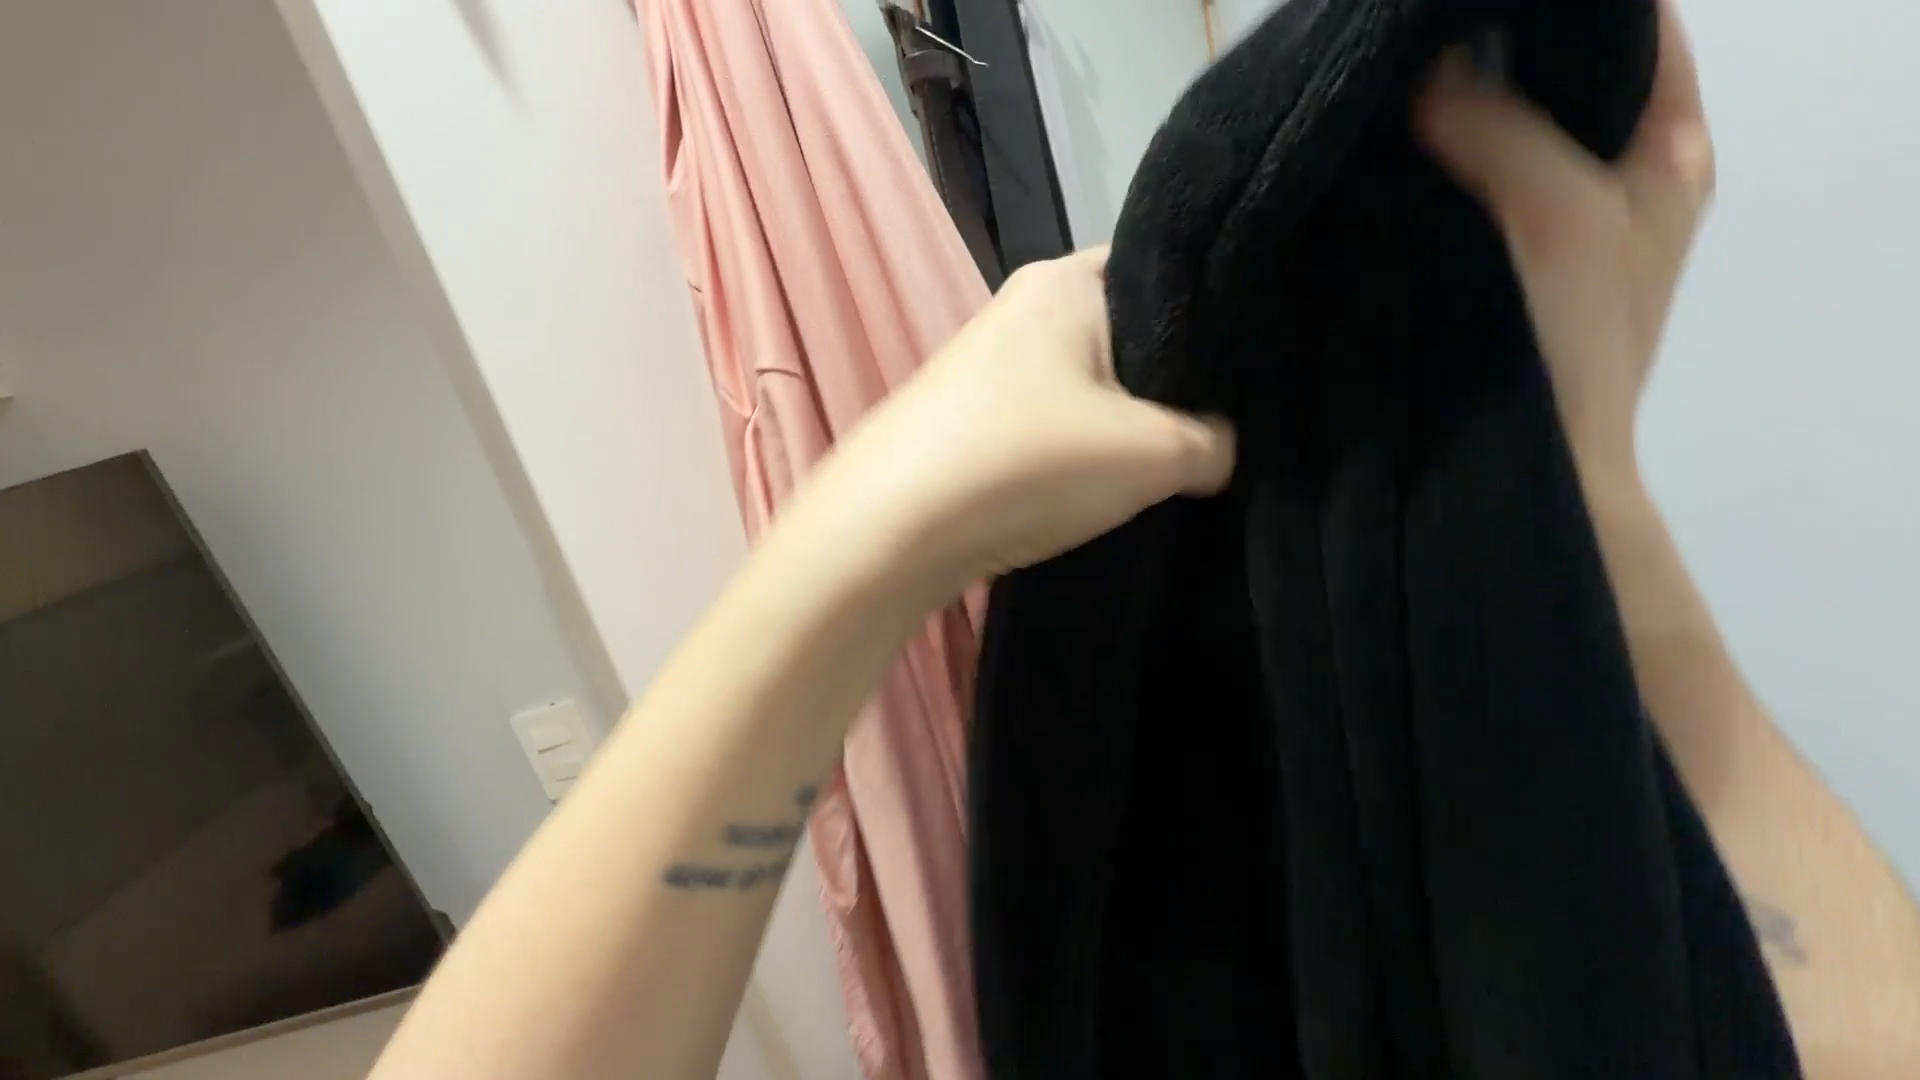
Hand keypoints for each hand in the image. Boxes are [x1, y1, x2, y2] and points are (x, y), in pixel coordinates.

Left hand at [794, 248, 1235, 598]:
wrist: (889, 530)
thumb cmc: (1025, 462)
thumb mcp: (1150, 452)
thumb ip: (1213, 441)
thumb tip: (1222, 446)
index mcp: (1067, 280)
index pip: (1169, 270)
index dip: (1217, 316)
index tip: (1254, 369)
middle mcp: (1024, 308)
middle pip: (1129, 334)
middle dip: (1174, 382)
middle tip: (1225, 425)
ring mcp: (991, 366)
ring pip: (1090, 386)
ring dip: (1126, 425)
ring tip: (1174, 462)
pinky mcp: (973, 419)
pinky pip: (1053, 422)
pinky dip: (1082, 450)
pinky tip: (1107, 485)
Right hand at [1415, 0, 1715, 469]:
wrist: (1533, 464)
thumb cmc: (1575, 338)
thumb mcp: (1561, 212)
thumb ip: (1504, 130)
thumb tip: (1426, 75)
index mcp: (1665, 152)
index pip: (1632, 36)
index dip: (1564, 9)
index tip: (1467, 5)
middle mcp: (1604, 180)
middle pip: (1554, 88)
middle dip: (1487, 59)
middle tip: (1408, 45)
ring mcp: (1538, 230)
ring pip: (1495, 147)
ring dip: (1446, 123)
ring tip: (1383, 91)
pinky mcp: (1482, 271)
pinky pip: (1455, 202)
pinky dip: (1422, 178)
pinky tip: (1376, 162)